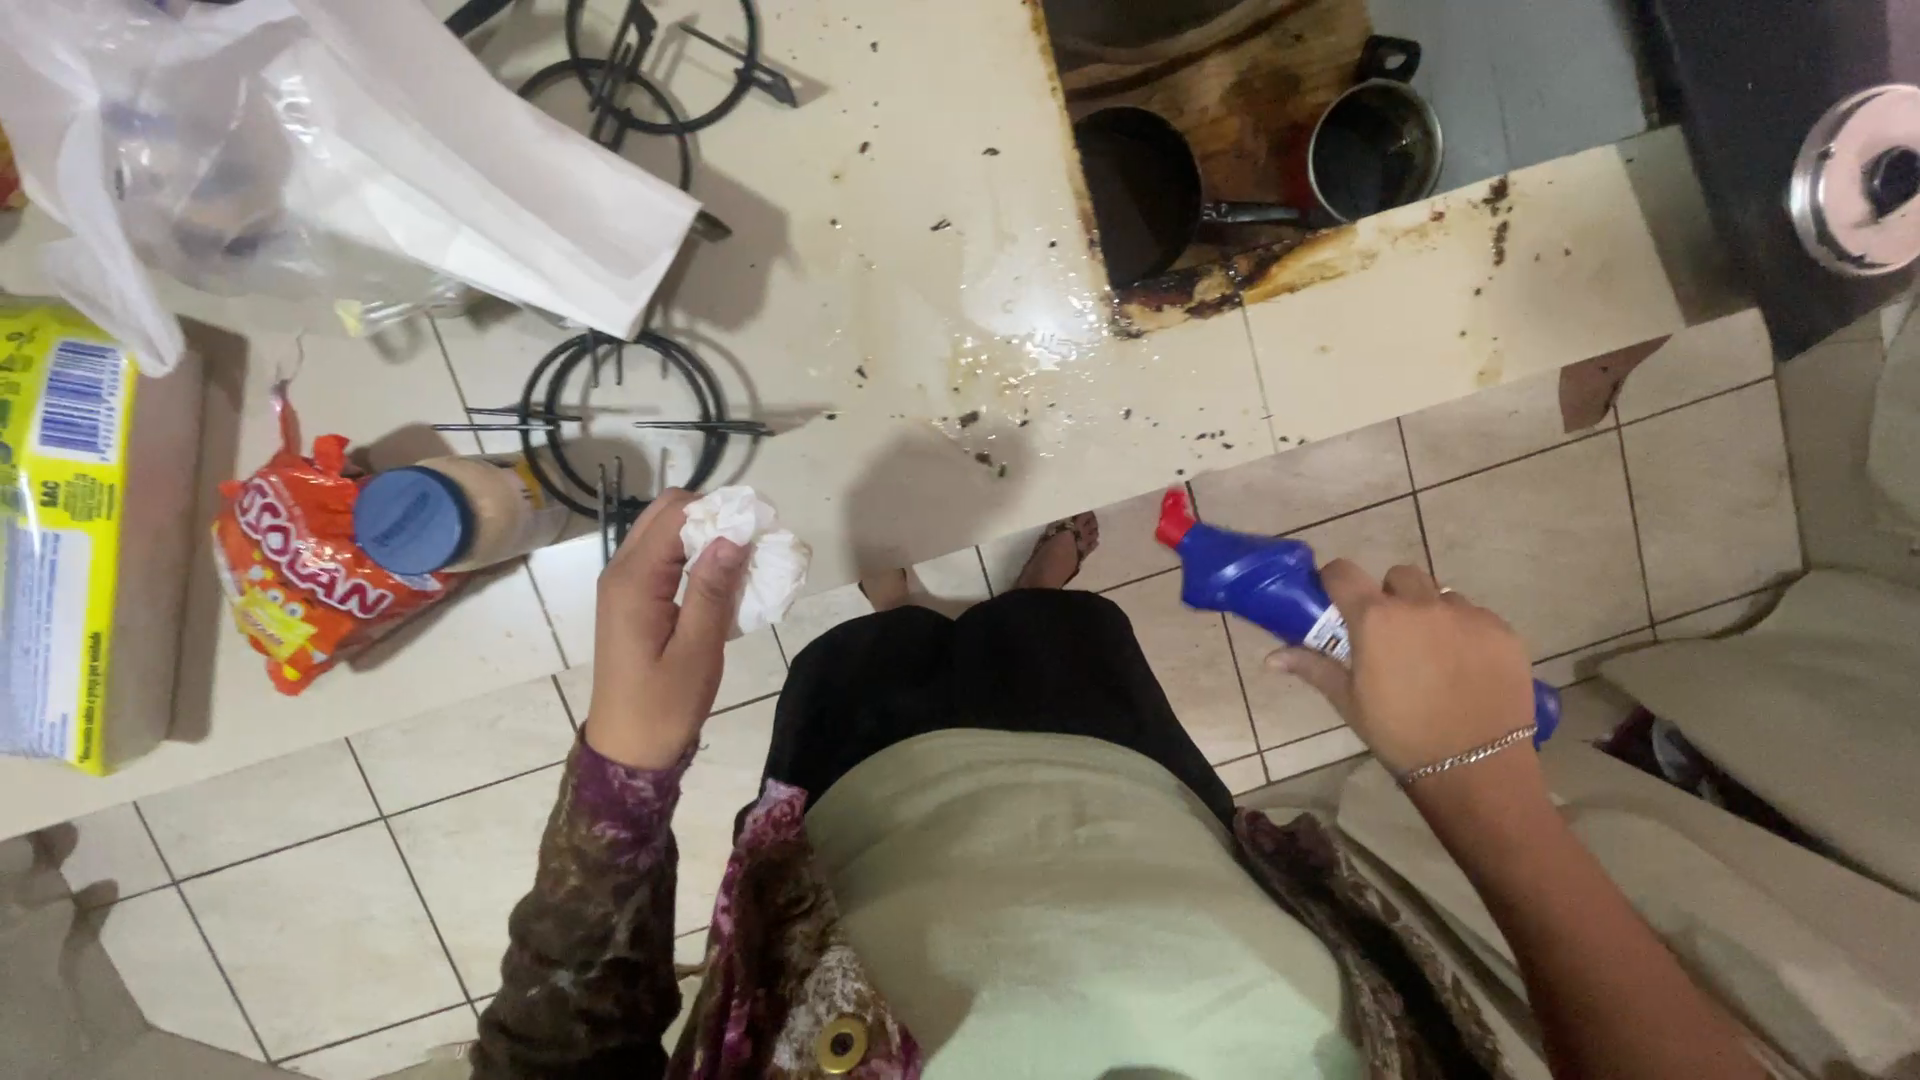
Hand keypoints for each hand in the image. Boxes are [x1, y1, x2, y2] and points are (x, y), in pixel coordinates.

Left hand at [584, 489, 748, 769]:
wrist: (628, 749)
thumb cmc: (665, 705)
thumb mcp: (697, 649)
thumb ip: (712, 589)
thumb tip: (733, 535)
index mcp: (633, 581)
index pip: (675, 515)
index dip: (719, 510)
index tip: (760, 526)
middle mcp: (621, 571)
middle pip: (666, 513)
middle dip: (713, 516)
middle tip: (754, 542)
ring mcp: (624, 584)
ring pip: (665, 531)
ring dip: (705, 534)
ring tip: (744, 559)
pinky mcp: (633, 598)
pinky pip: (664, 556)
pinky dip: (694, 554)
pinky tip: (722, 578)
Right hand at [1269, 561, 1537, 776]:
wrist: (1475, 767)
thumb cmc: (1399, 734)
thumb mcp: (1349, 701)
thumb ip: (1313, 667)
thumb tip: (1272, 658)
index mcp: (1375, 618)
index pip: (1343, 572)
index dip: (1336, 581)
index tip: (1336, 599)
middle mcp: (1420, 605)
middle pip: (1398, 576)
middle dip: (1389, 595)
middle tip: (1389, 632)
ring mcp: (1467, 616)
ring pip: (1440, 595)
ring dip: (1429, 611)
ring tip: (1431, 650)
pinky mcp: (1503, 632)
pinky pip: (1476, 616)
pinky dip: (1465, 631)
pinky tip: (1465, 666)